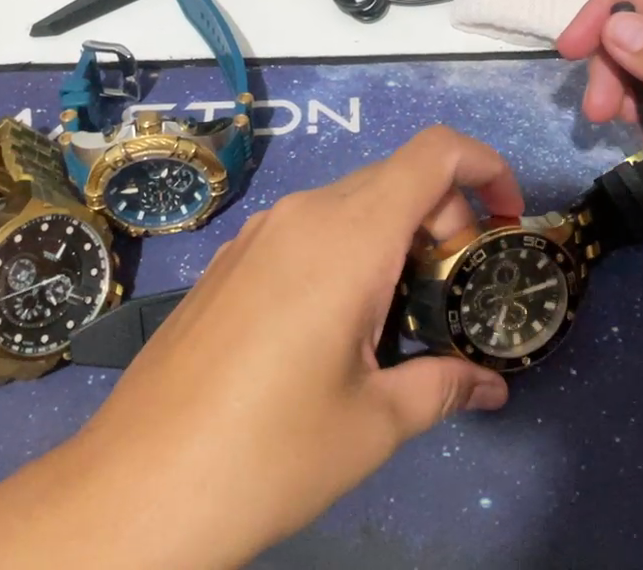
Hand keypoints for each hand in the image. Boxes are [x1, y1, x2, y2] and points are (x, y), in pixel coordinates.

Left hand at [0, 128, 521, 569]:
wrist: (135, 487)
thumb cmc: (268, 453)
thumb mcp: (373, 424)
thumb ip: (443, 386)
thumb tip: (490, 387)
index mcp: (348, 237)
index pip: (436, 154)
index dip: (487, 169)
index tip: (507, 226)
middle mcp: (303, 215)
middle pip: (398, 177)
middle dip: (446, 219)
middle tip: (453, 294)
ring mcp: (259, 234)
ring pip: (353, 202)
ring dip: (396, 236)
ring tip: (400, 316)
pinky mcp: (231, 260)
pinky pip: (310, 229)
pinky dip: (349, 249)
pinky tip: (337, 324)